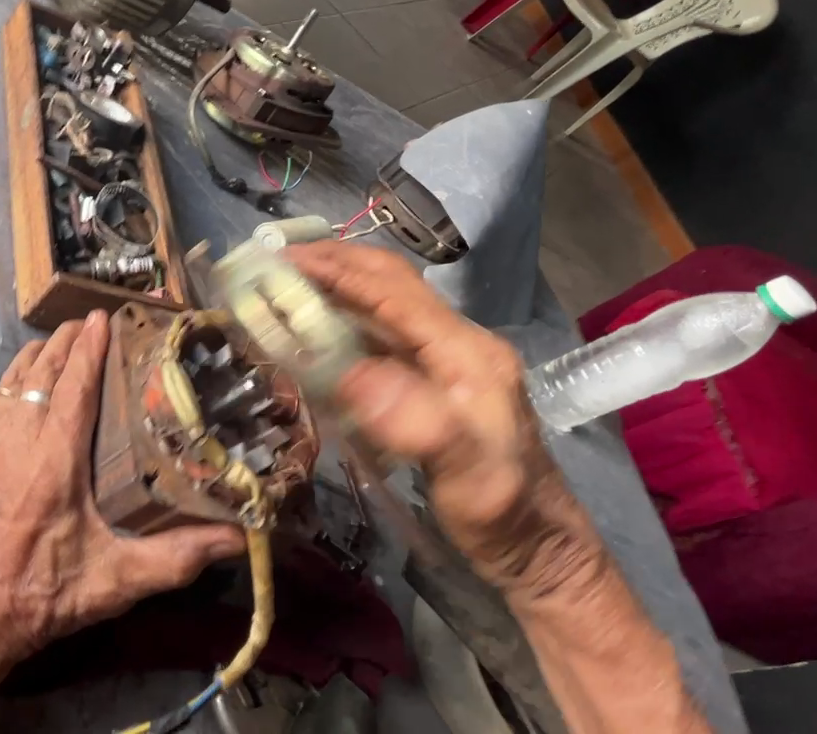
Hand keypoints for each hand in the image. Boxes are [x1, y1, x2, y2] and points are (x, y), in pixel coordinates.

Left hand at [0, 310, 245, 664]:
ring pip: (8, 386)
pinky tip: (19, 401)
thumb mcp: (115, 581)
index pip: (74, 386)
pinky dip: (11, 390)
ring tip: (50, 345)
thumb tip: (236, 540)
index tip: (100, 317)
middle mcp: (15, 441)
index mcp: (53, 458)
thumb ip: (177, 557)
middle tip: (81, 323)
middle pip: (37, 374)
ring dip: (31, 360)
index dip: (89, 349)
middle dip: (60, 343)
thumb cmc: (40, 595)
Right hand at [281, 243, 609, 600]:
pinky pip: (378, 335)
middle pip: (388, 283)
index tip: (280, 263)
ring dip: (332, 288)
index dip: (335, 270)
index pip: (392, 291)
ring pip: (381, 304)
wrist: (544, 554)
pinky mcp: (432, 379)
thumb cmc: (506, 517)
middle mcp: (457, 343)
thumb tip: (355, 375)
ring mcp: (445, 360)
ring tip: (281, 289)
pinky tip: (310, 333)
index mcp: (467, 352)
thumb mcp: (471, 480)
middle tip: (271, 265)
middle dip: (330, 265)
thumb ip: (422, 425)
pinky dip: (339, 322)